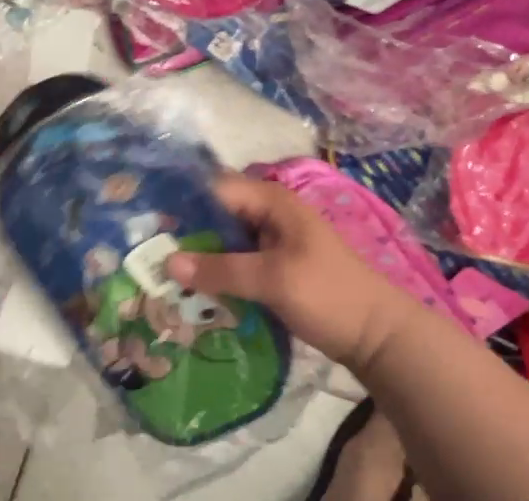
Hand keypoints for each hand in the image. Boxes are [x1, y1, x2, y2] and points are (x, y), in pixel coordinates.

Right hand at [165, 174, 419, 370]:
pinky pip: (234, 262)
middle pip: (214, 213)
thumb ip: (220, 270)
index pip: (213, 188)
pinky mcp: (273, 268)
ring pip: (222, 240)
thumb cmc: (331, 296)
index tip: (146, 219)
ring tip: (160, 271)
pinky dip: (214, 273)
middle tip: (146, 250)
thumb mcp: (273, 281)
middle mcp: (268, 214)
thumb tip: (167, 263)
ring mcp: (271, 242)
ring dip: (197, 256)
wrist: (383, 340)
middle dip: (183, 231)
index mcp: (271, 201)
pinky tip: (191, 289)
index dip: (180, 201)